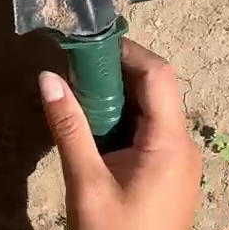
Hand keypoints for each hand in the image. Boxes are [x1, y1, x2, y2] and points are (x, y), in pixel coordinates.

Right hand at [39, 41, 200, 229]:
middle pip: (154, 86)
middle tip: (72, 65)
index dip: (125, 51)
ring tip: (75, 89)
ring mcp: (176, 161)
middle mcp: (182, 146)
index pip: (158, 74)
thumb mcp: (87, 184)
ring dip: (113, 92)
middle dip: (113, 69)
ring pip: (148, 106)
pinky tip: (89, 121)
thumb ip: (69, 126)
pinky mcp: (165, 173)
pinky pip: (145, 128)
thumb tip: (47, 75)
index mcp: (171, 144)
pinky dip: (118, 115)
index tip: (85, 45)